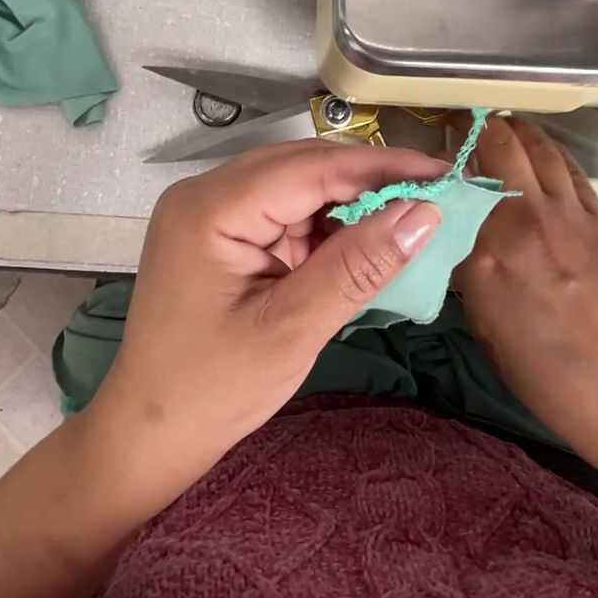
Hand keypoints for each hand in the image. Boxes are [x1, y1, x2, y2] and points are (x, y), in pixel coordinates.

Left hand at [91, 140, 446, 474]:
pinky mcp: (218, 235)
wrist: (153, 431)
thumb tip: (424, 214)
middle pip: (301, 167)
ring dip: (348, 204)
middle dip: (368, 181)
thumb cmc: (214, 388)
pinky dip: (323, 227)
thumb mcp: (293, 327)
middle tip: (434, 197)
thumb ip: (358, 265)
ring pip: (295, 188)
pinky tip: (358, 245)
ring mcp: (208, 213)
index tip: (444, 172)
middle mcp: (203, 195)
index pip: (309, 167)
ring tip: (405, 222)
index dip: (381, 166)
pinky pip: (282, 214)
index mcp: (209, 209)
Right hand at [449, 115, 597, 441]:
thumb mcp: (481, 319)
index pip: (455, 185)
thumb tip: (457, 232)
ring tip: (499, 126)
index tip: (432, 158)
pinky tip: (540, 153)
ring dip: (517, 129)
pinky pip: (571, 169)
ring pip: (542, 147)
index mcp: (489, 249)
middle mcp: (530, 217)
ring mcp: (572, 214)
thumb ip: (466, 265)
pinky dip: (550, 152)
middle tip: (463, 127)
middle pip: (501, 143)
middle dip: (478, 126)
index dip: (441, 164)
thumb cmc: (540, 369)